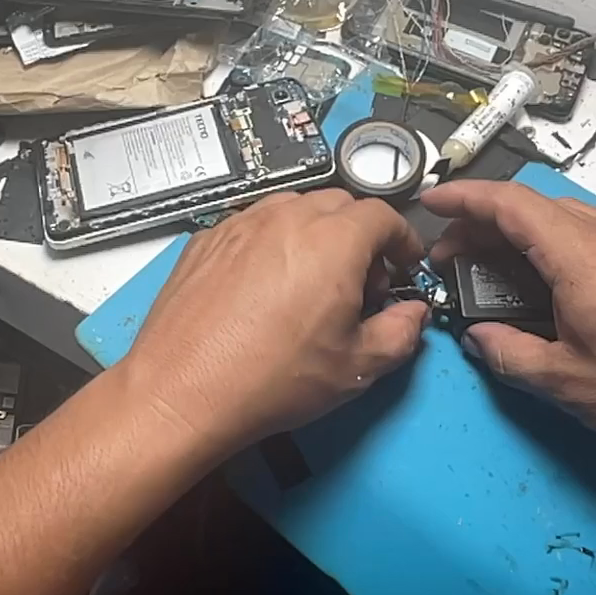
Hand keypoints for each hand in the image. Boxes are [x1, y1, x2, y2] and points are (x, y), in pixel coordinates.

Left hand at [115, 189, 430, 451]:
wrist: (183, 389)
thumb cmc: (270, 379)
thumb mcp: (354, 367)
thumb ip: (399, 333)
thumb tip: (412, 314)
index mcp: (333, 240)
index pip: (383, 216)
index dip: (401, 241)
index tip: (403, 265)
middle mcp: (287, 218)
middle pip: (340, 205)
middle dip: (361, 236)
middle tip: (360, 283)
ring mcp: (242, 223)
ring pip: (294, 209)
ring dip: (315, 233)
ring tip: (311, 281)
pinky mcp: (208, 238)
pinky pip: (253, 224)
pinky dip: (271, 242)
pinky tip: (264, 285)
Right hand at [420, 181, 595, 486]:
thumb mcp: (571, 384)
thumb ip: (510, 355)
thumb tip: (480, 340)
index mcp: (584, 257)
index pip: (510, 203)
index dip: (463, 197)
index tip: (431, 201)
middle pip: (533, 209)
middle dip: (483, 225)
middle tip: (452, 258)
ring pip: (563, 222)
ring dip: (518, 237)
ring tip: (493, 272)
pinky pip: (591, 239)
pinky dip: (552, 249)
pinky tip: (547, 286)